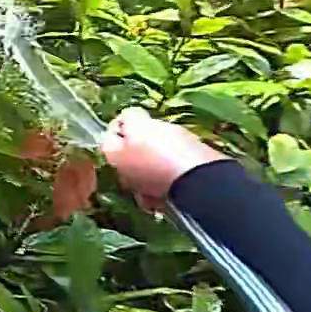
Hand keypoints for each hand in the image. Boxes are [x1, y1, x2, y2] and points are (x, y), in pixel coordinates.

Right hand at [98, 107, 227, 211]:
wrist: (201, 180)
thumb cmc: (149, 167)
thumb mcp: (115, 157)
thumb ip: (108, 146)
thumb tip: (109, 141)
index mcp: (141, 123)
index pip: (125, 115)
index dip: (116, 129)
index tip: (111, 148)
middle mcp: (164, 126)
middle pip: (143, 138)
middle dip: (135, 156)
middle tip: (129, 175)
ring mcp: (186, 140)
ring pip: (159, 155)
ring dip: (152, 171)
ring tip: (148, 193)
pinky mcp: (202, 156)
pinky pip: (176, 166)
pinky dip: (169, 179)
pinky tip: (165, 196)